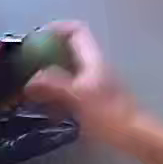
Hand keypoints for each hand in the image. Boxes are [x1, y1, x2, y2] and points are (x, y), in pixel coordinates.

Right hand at [22, 22, 149, 149]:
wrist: (132, 134)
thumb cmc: (109, 114)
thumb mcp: (78, 98)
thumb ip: (53, 86)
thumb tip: (31, 80)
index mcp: (92, 59)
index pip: (76, 30)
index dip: (56, 29)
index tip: (37, 38)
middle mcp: (94, 65)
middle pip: (70, 49)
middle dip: (48, 54)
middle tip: (29, 64)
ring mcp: (95, 81)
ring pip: (68, 69)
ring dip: (50, 76)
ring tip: (33, 89)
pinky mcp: (94, 98)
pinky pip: (71, 88)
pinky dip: (57, 93)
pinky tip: (48, 108)